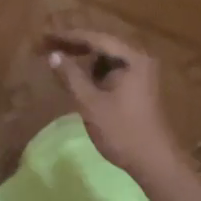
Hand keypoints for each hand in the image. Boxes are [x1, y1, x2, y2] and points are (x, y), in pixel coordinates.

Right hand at [46, 31, 185, 176]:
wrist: (156, 163)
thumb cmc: (122, 131)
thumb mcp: (90, 103)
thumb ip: (70, 76)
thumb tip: (53, 55)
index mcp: (131, 58)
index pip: (94, 38)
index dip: (67, 36)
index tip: (44, 37)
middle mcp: (139, 59)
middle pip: (101, 44)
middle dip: (73, 45)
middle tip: (46, 45)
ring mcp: (141, 73)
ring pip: (106, 58)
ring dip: (84, 58)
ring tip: (59, 59)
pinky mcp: (139, 87)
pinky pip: (112, 70)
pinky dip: (94, 71)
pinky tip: (79, 78)